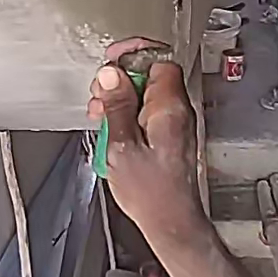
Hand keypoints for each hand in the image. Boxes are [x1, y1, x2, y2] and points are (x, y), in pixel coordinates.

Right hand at [88, 50, 210, 255]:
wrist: (170, 221)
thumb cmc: (151, 192)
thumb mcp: (121, 146)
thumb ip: (116, 106)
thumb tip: (111, 74)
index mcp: (169, 108)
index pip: (158, 60)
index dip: (133, 55)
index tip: (111, 63)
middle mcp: (177, 111)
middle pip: (149, 75)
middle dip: (119, 81)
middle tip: (100, 99)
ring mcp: (174, 124)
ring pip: (145, 94)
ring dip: (120, 100)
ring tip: (102, 118)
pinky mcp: (168, 136)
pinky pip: (146, 113)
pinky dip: (126, 116)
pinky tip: (112, 132)